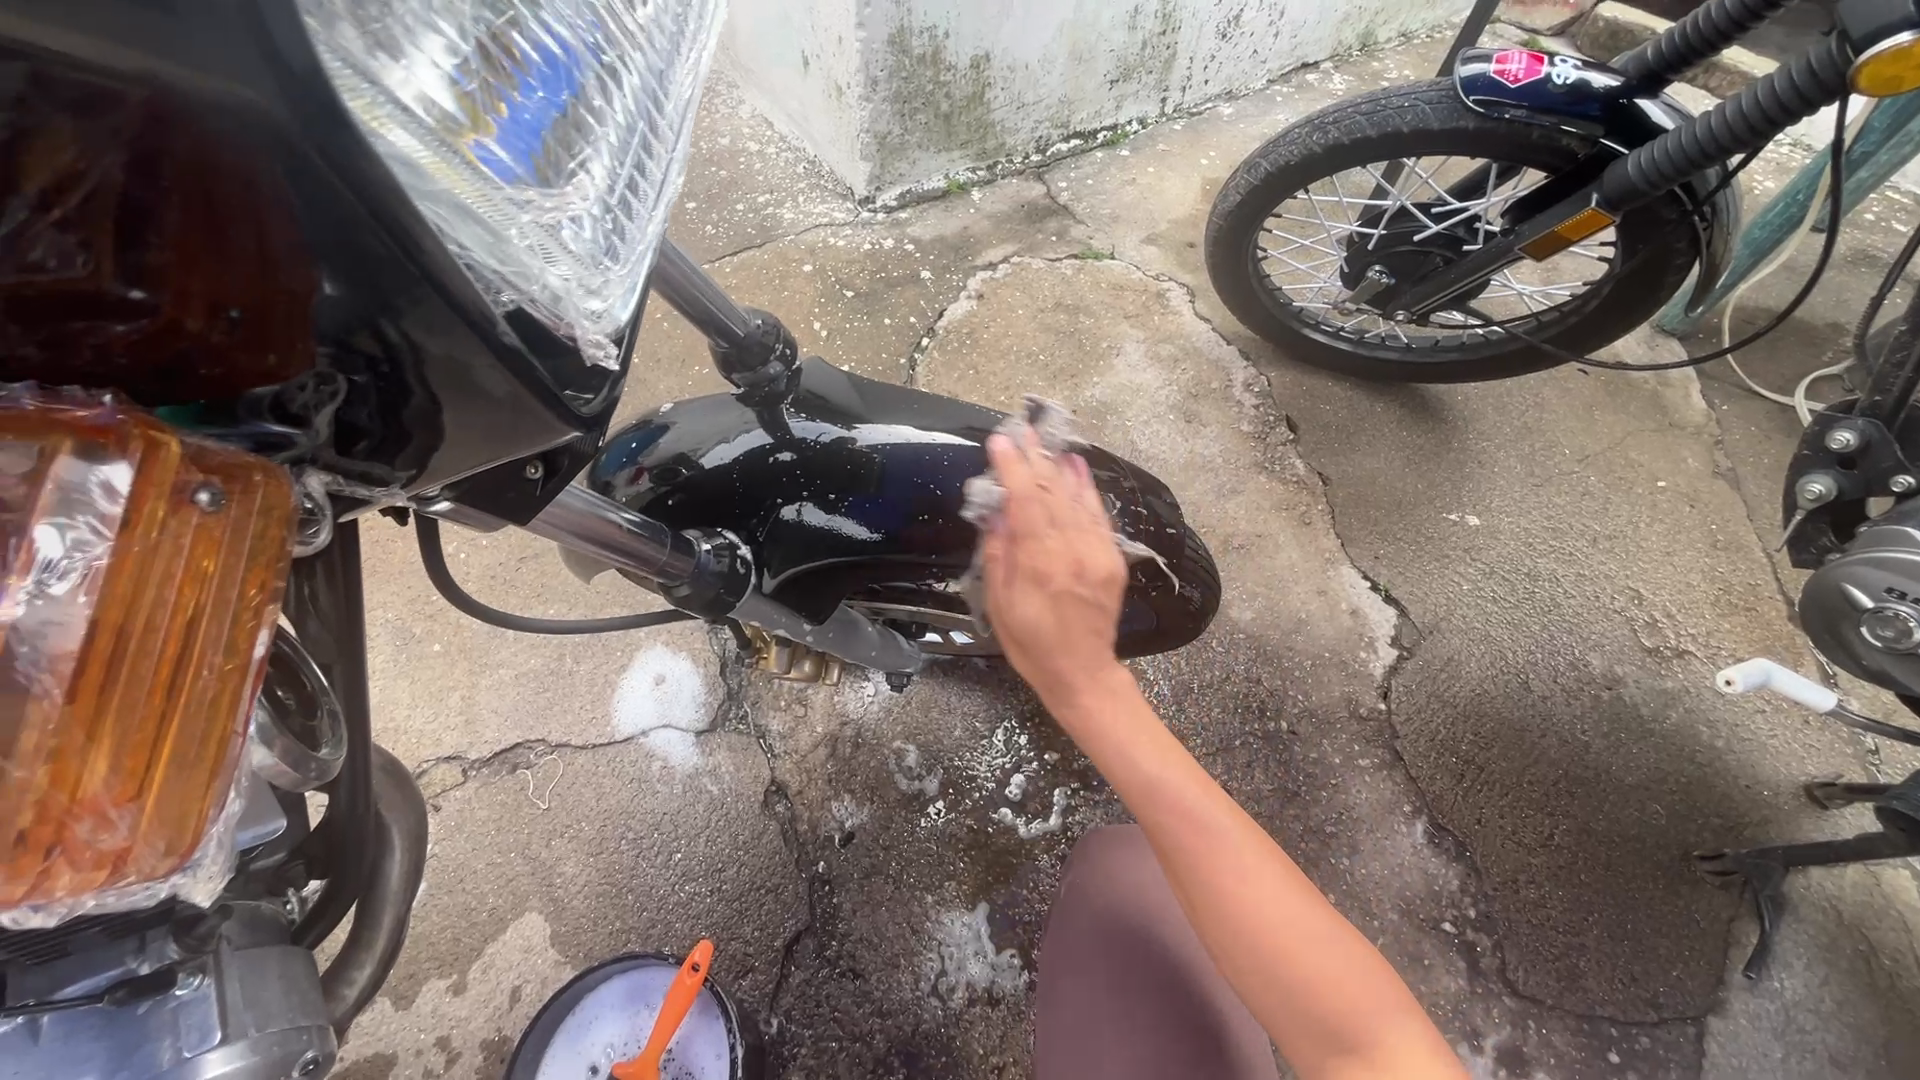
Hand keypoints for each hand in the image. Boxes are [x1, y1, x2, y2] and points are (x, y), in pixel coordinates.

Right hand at [979, 429, 1129, 709]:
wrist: (1081, 672)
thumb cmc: (1031, 643)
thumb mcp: (999, 603)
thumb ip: (999, 552)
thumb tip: (997, 511)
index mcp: (1040, 562)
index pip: (1024, 500)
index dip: (1012, 467)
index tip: (1000, 441)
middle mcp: (1072, 550)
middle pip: (1051, 492)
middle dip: (1034, 458)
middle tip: (1021, 429)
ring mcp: (1097, 552)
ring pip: (1076, 498)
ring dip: (1059, 466)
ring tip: (1046, 439)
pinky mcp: (1112, 559)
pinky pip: (1098, 515)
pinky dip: (1087, 488)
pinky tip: (1077, 467)